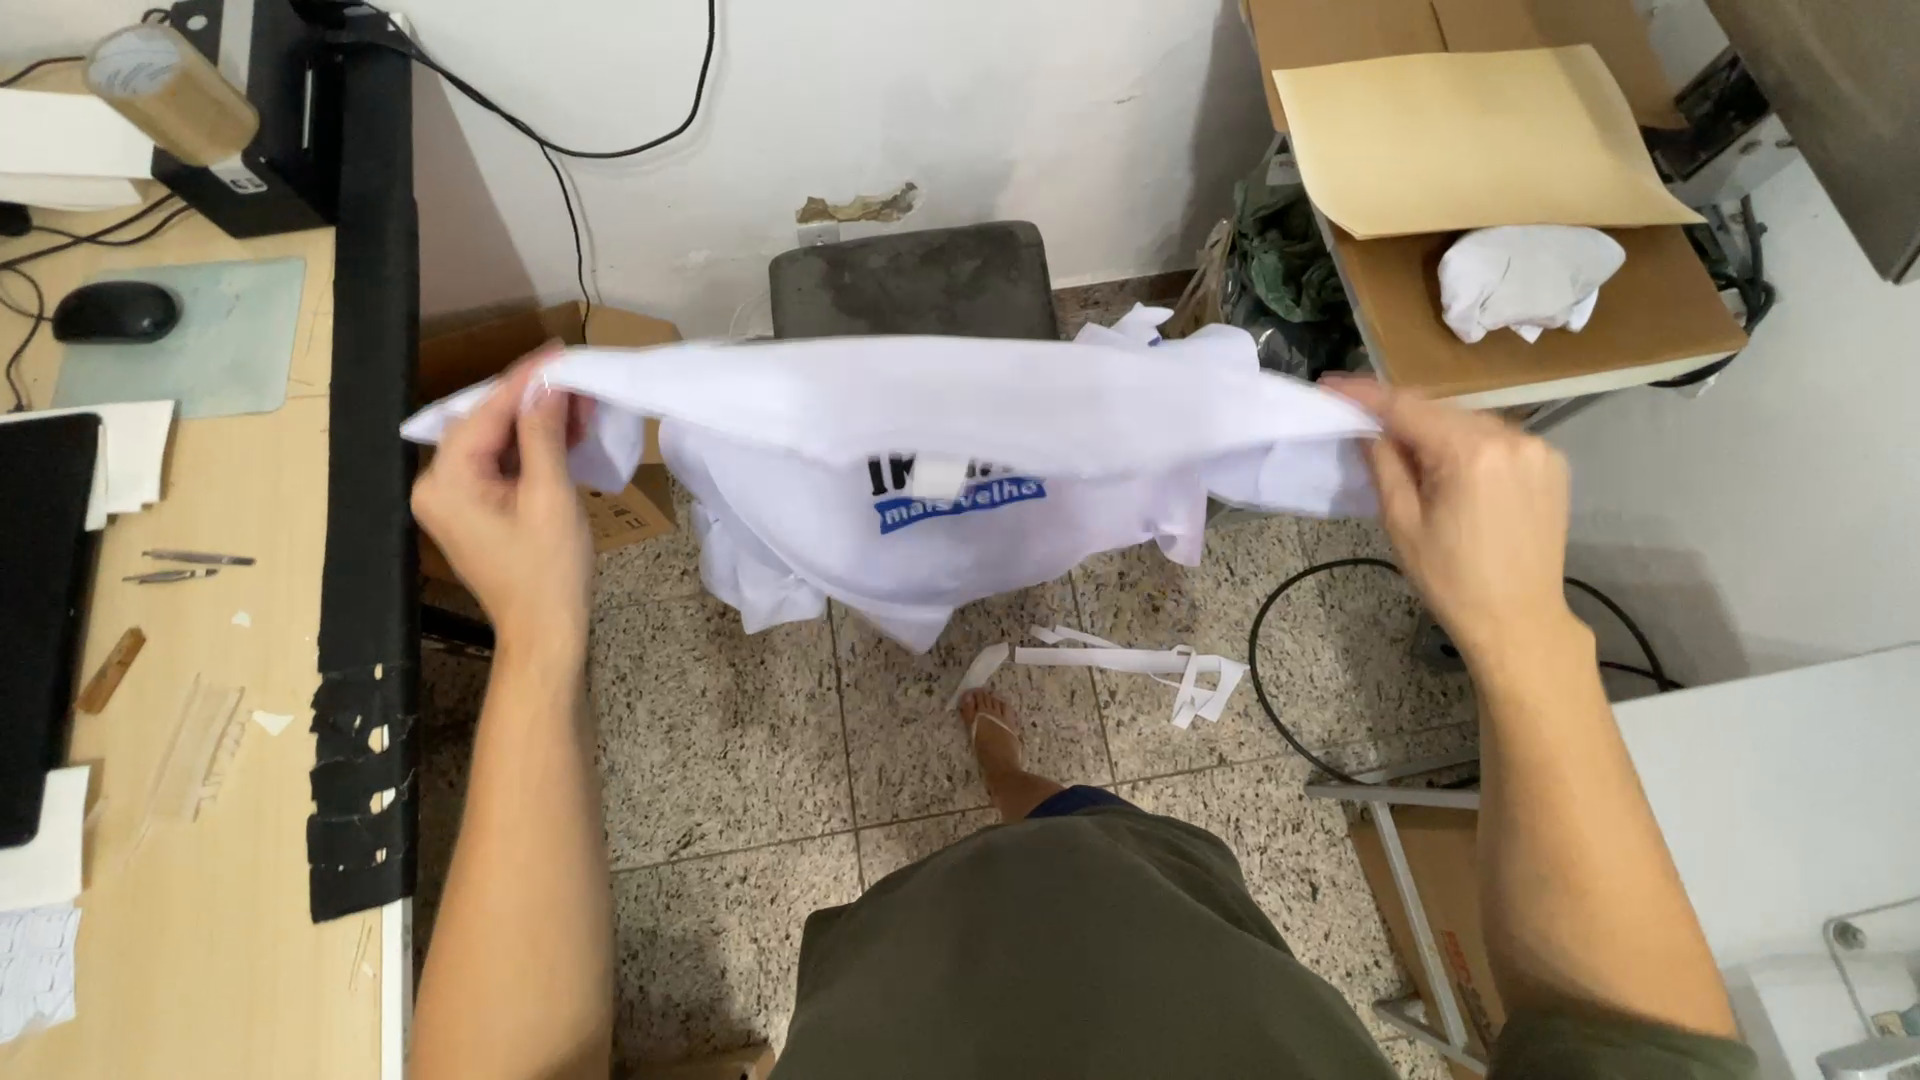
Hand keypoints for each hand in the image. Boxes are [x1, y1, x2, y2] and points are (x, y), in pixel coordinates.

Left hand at [412, 350, 594, 658]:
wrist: (546, 630)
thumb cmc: (550, 570)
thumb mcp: (551, 497)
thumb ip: (543, 436)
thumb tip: (546, 388)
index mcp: (447, 481)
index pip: (485, 414)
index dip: (524, 381)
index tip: (556, 352)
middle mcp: (439, 485)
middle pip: (486, 424)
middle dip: (531, 400)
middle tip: (573, 377)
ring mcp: (454, 500)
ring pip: (496, 443)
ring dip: (536, 423)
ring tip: (577, 403)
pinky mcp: (475, 511)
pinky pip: (502, 466)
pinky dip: (533, 450)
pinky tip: (563, 434)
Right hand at [1324, 376, 1578, 664]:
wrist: (1518, 618)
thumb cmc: (1449, 578)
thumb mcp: (1401, 522)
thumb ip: (1384, 465)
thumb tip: (1368, 429)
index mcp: (1471, 454)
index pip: (1407, 407)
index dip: (1364, 394)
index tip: (1329, 384)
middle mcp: (1512, 438)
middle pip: (1439, 409)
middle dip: (1397, 411)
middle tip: (1357, 419)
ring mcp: (1538, 448)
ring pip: (1468, 420)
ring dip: (1430, 427)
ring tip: (1400, 447)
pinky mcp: (1550, 463)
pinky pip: (1494, 437)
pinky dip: (1462, 440)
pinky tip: (1444, 463)